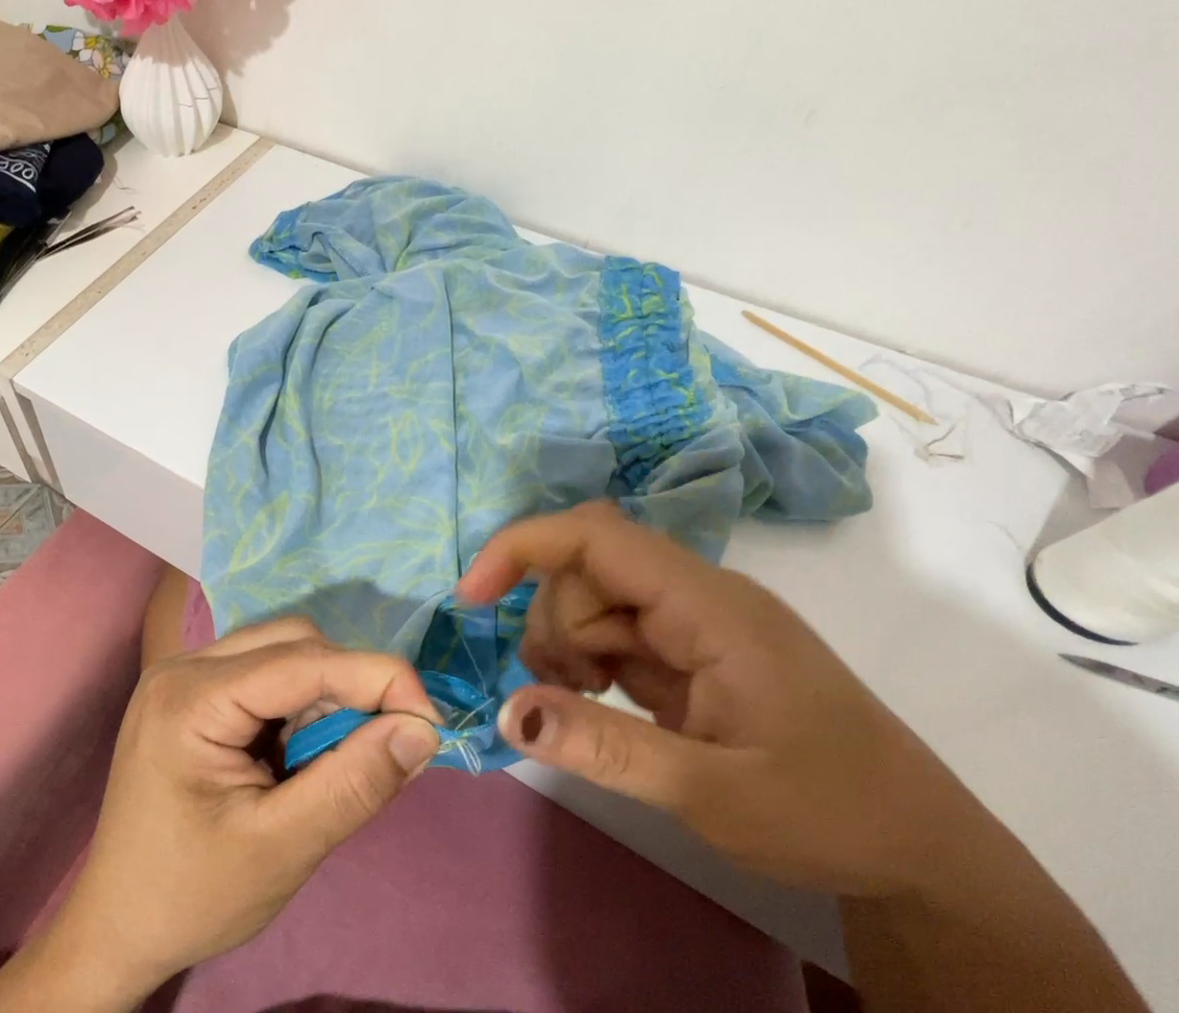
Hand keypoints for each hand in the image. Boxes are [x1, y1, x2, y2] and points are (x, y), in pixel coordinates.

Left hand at [0, 619, 442, 1007]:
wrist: (118, 924)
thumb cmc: (193, 893)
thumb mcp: (283, 847)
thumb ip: (354, 784)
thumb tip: (422, 730)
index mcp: (190, 698)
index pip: (303, 659)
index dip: (377, 679)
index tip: (430, 724)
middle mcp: (182, 668)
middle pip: (293, 643)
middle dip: (349, 688)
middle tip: (381, 750)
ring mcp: (182, 679)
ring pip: (282, 655)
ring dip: (325, 698)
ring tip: (331, 764)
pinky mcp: (191, 698)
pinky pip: (263, 678)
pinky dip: (298, 709)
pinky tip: (298, 758)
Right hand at [456, 501, 1003, 897]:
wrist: (920, 853)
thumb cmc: (831, 814)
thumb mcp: (712, 793)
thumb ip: (605, 747)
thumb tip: (506, 710)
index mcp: (712, 608)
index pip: (597, 537)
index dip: (522, 548)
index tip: (470, 598)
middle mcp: (700, 600)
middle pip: (585, 572)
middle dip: (550, 626)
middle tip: (567, 697)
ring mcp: (696, 628)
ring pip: (592, 604)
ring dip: (565, 650)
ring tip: (586, 710)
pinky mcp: (692, 657)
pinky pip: (614, 636)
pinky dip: (586, 666)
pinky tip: (599, 706)